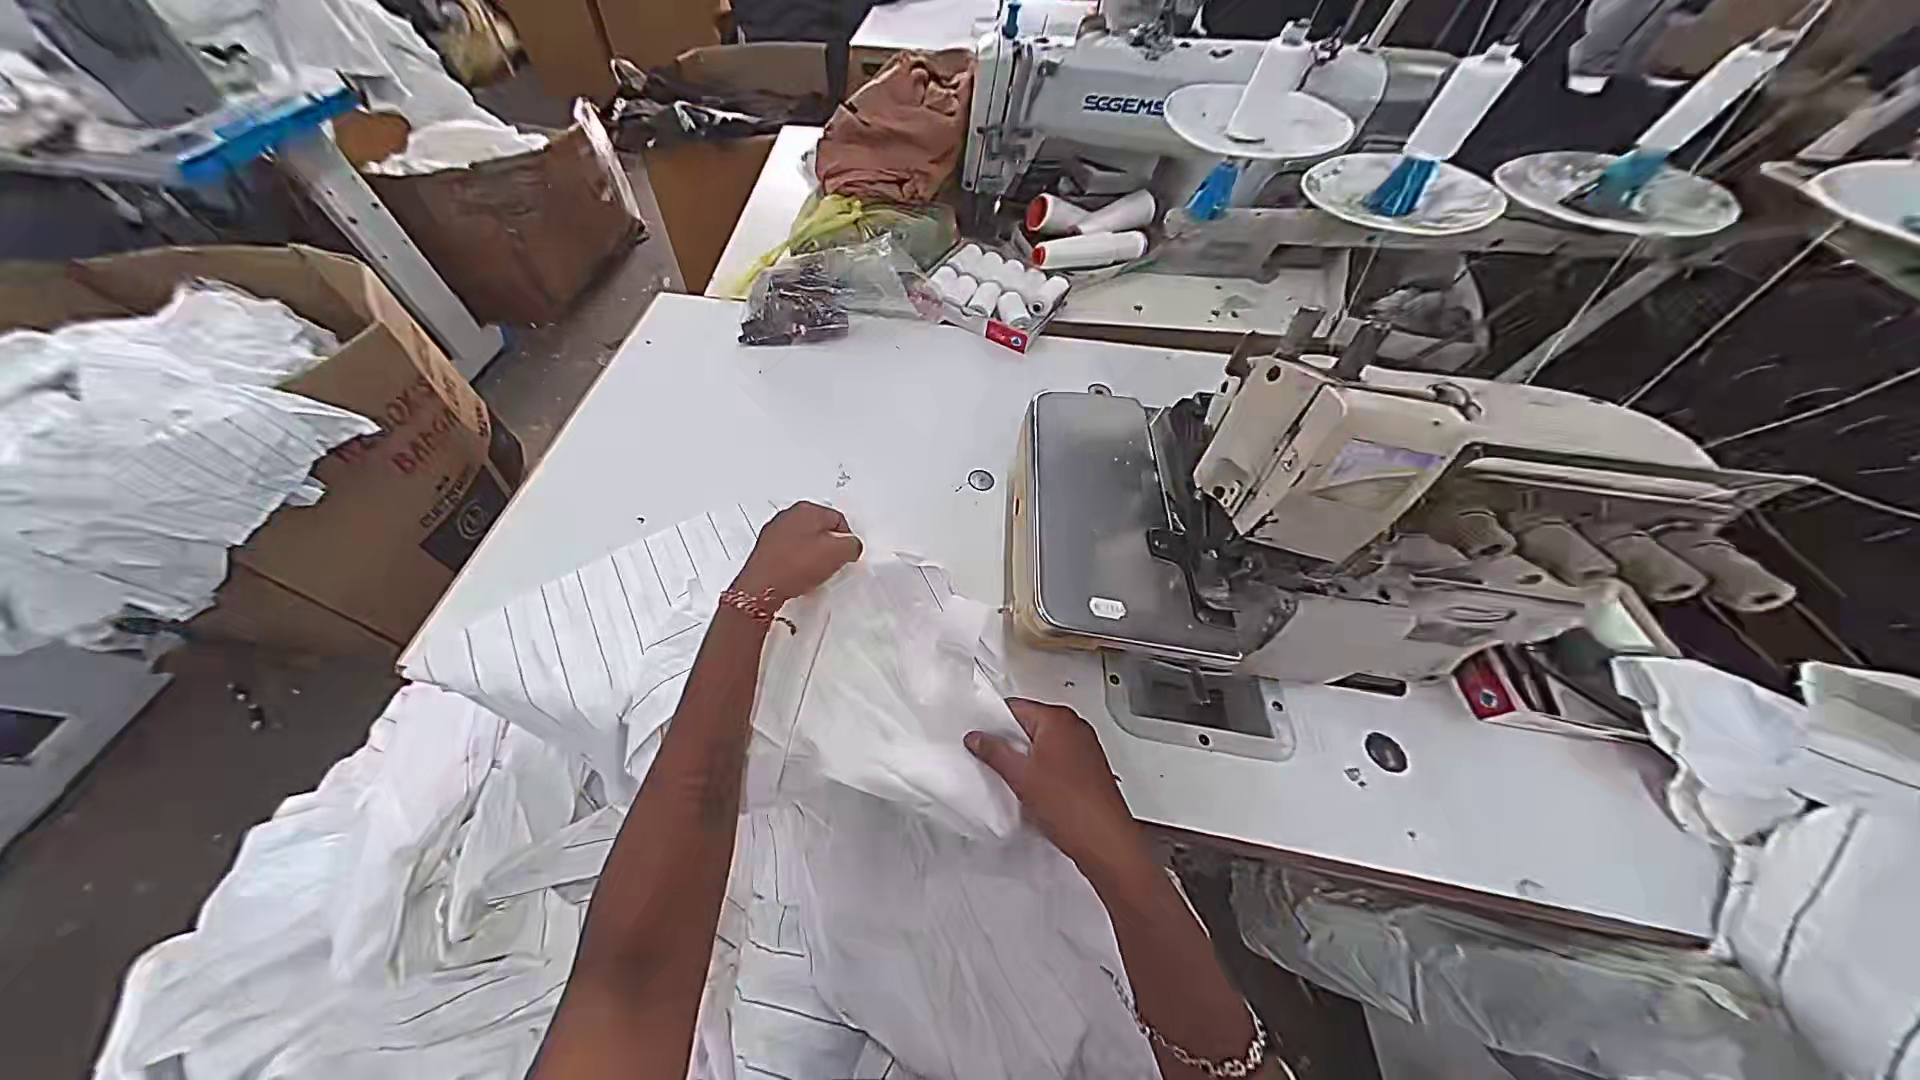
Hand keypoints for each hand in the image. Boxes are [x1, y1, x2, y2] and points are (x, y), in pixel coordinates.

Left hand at [732, 501, 862, 604]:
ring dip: (812, 555)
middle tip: (831, 562)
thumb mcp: (838, 553)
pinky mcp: (766, 549)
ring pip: (804, 541)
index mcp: (807, 509)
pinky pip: (790, 553)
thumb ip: (852, 545)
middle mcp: (788, 516)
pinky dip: (797, 563)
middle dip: (828, 546)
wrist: (762, 588)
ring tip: (813, 571)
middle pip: (820, 529)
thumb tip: (851, 546)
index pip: (838, 519)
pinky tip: (799, 575)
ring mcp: (775, 532)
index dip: (846, 539)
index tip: (846, 553)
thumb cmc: (793, 566)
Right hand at [966, 699, 1148, 879]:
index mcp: (1058, 719)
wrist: (1105, 841)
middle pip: (1030, 724)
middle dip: (1011, 742)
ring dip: (1028, 758)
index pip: (1015, 707)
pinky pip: (1058, 758)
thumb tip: (978, 738)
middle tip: (996, 762)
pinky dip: (1044, 769)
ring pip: (1044, 743)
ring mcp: (1085, 747)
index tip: (981, 738)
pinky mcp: (1089, 767)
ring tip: (1019, 780)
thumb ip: (993, 751)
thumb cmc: (1073, 807)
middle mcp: (1075, 727)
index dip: (993, 722)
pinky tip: (1036, 790)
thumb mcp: (1020, 775)